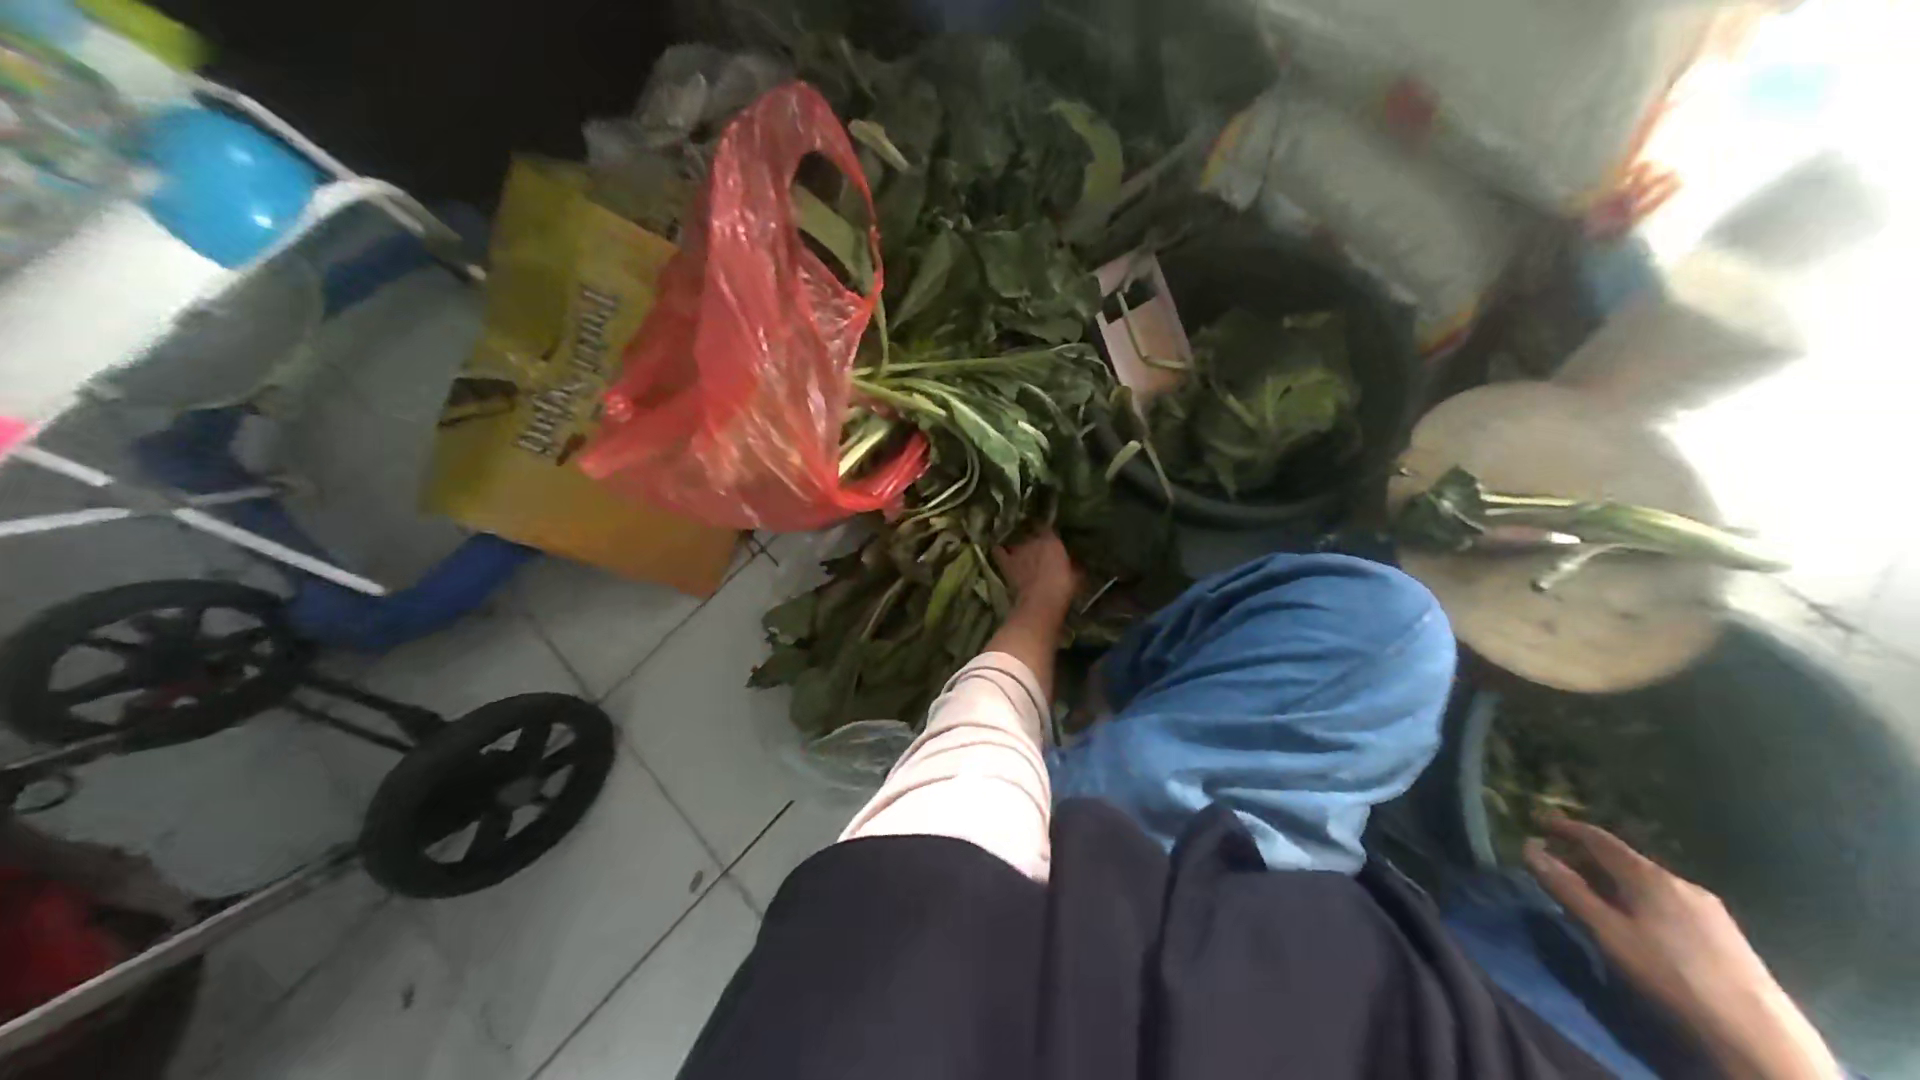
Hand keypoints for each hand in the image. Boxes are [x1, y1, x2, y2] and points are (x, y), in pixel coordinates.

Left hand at [994, 529, 1077, 616]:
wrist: (1041, 602)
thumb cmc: (1063, 589)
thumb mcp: (1077, 577)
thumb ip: (1075, 566)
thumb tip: (1076, 563)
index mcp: (1052, 541)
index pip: (1048, 528)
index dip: (1047, 532)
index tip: (1048, 536)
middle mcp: (1033, 541)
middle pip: (1030, 534)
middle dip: (1032, 540)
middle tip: (1035, 549)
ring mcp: (1018, 551)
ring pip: (1015, 541)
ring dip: (1017, 546)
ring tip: (1018, 551)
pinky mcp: (1006, 562)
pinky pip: (998, 551)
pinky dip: (999, 550)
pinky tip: (999, 551)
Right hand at [1526, 817, 1841, 1079]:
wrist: (1758, 1034)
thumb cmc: (1669, 974)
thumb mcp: (1606, 931)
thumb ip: (1566, 888)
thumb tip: (1529, 848)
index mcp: (1649, 876)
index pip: (1599, 838)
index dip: (1566, 827)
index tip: (1538, 821)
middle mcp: (1679, 882)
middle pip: (1623, 859)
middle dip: (1586, 858)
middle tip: (1556, 865)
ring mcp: (1708, 909)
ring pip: (1646, 881)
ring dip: (1611, 880)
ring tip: (1590, 894)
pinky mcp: (1723, 933)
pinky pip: (1666, 900)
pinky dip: (1636, 897)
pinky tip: (1634, 920)